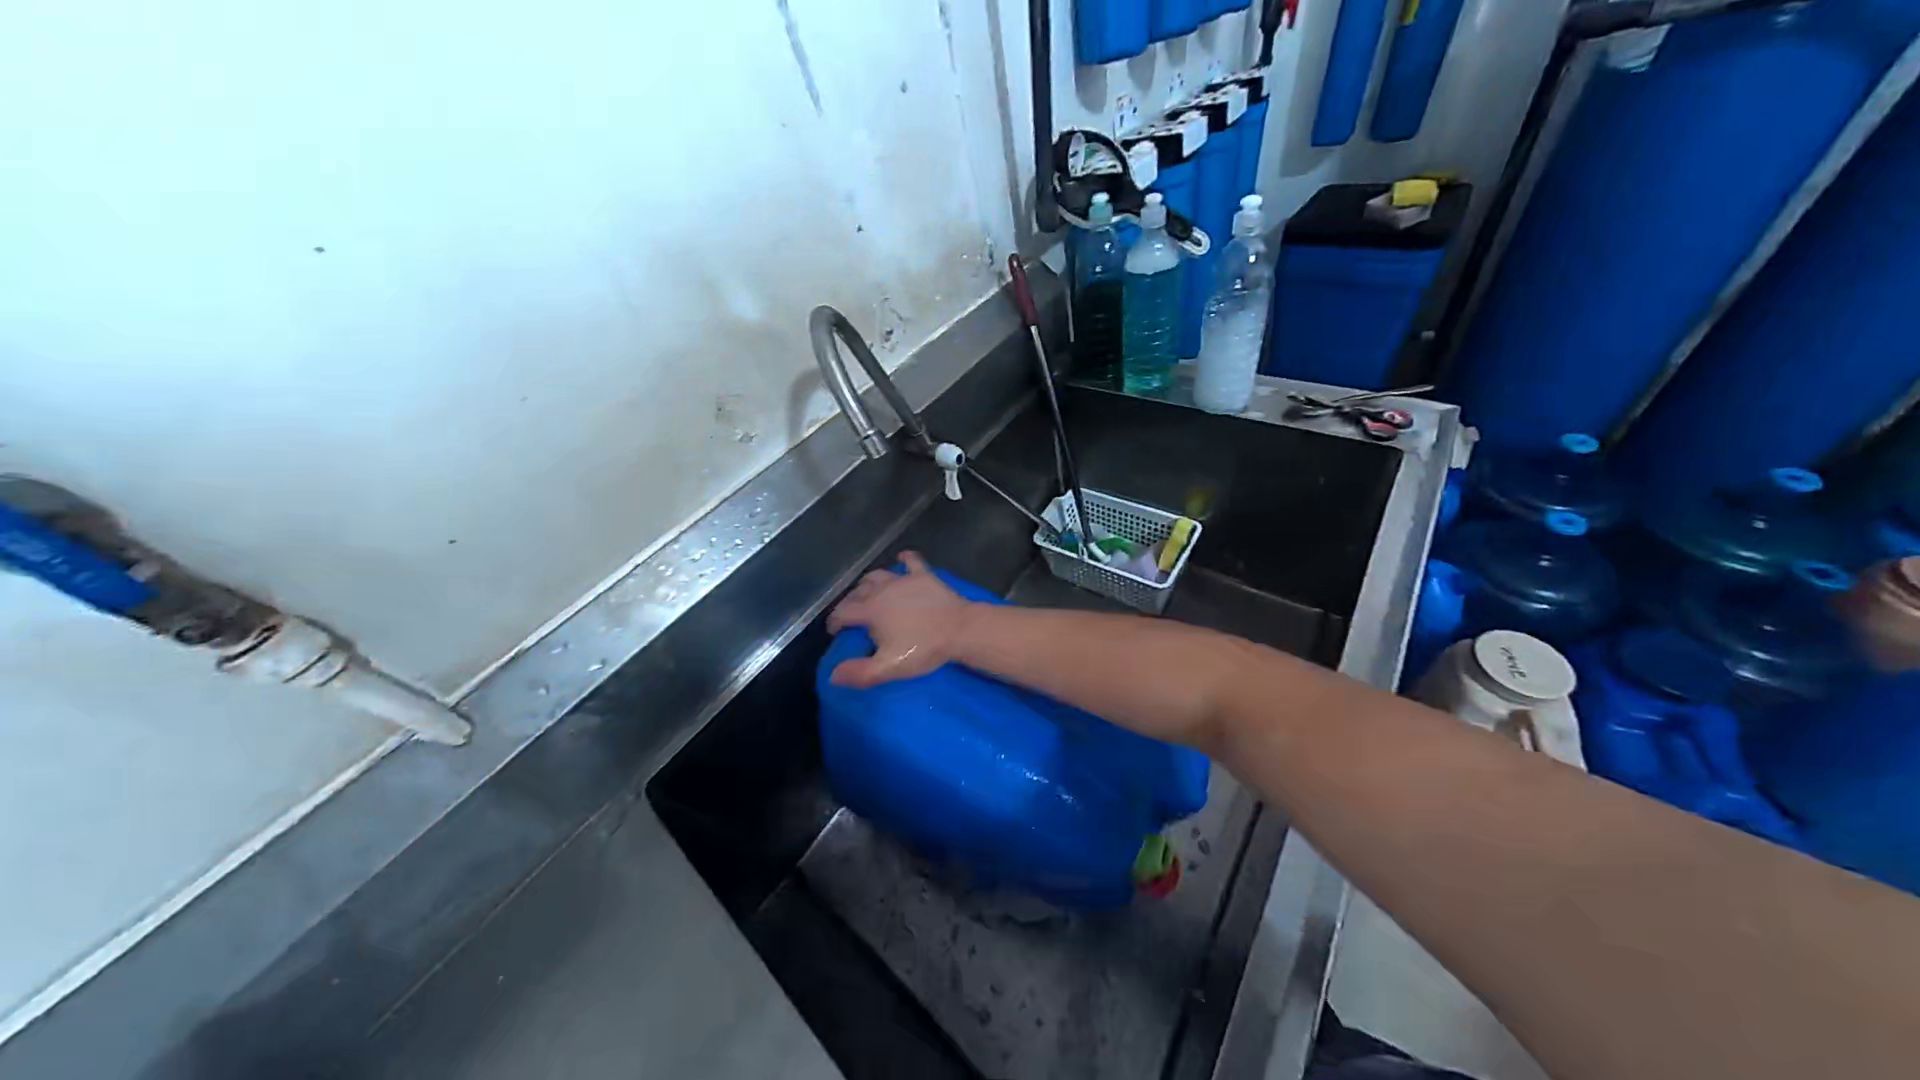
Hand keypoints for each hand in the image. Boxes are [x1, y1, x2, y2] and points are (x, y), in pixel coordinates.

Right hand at [825, 551, 977, 687]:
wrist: (960, 629)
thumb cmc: (924, 648)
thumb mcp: (890, 667)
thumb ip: (860, 672)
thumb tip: (834, 675)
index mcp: (870, 610)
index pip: (843, 612)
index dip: (834, 622)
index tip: (835, 631)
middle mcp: (882, 590)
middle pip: (857, 592)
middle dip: (849, 603)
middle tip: (850, 615)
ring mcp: (903, 580)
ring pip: (878, 575)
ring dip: (868, 583)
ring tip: (867, 591)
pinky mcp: (924, 575)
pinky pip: (911, 562)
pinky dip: (904, 559)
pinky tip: (902, 557)